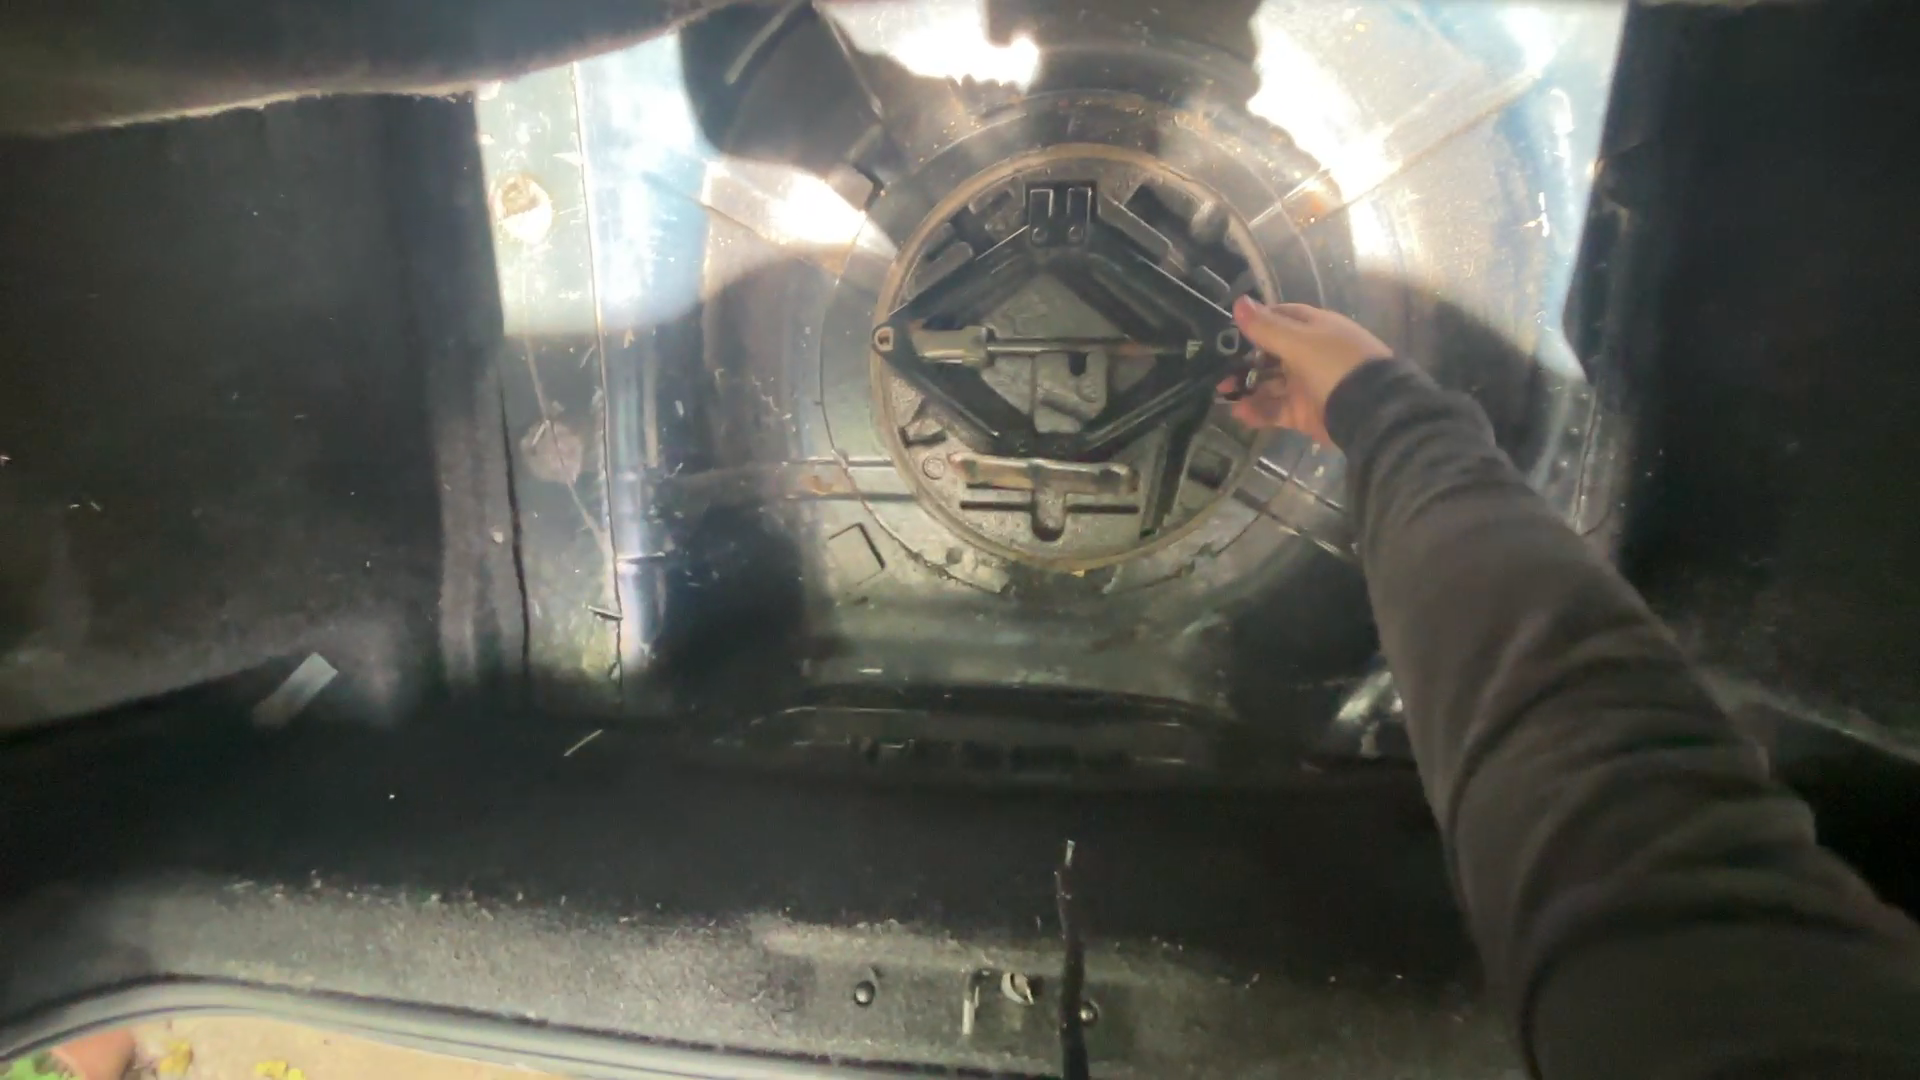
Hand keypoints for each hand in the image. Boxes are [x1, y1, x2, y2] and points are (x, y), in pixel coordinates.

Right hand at [1218, 297, 1391, 445]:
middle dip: (1242, 364)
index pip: (1280, 318)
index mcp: (1313, 330)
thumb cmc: (1335, 365)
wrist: (1370, 410)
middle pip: (1268, 356)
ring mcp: (1305, 385)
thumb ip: (1265, 327)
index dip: (1256, 323)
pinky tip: (1240, 413)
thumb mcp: (1299, 342)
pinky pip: (1274, 410)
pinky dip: (1257, 411)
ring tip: (1223, 396)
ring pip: (1268, 384)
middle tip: (1218, 373)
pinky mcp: (1303, 412)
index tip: (1229, 333)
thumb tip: (1238, 302)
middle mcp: (1308, 355)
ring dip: (1245, 389)